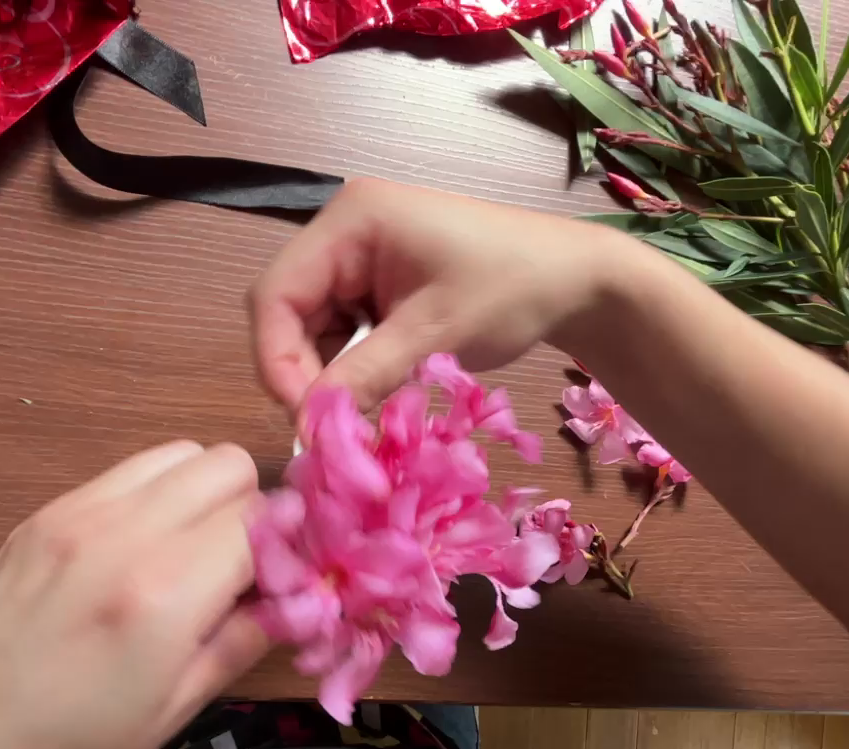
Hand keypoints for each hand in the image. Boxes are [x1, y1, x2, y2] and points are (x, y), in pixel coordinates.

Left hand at [0, 441, 268, 748]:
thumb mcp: (169, 716)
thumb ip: (241, 638)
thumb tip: (297, 598)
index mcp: (163, 592)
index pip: (265, 519)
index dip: (293, 549)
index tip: (293, 584)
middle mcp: (121, 531)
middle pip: (227, 465)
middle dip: (254, 510)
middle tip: (247, 573)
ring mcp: (73, 514)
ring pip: (180, 454)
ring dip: (207, 495)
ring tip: (197, 560)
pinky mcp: (41, 515)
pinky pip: (128, 474)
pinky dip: (159, 496)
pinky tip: (145, 556)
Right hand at [250, 177, 632, 411]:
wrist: (573, 281)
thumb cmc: (511, 289)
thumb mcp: (433, 335)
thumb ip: (363, 376)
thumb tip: (308, 428)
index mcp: (350, 221)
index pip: (276, 293)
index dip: (276, 359)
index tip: (304, 417)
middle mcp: (344, 233)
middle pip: (286, 311)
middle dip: (299, 370)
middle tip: (326, 425)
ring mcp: (359, 259)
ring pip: (309, 327)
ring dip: (324, 373)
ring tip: (353, 412)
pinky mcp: (376, 285)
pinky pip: (340, 332)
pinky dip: (347, 366)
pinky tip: (371, 388)